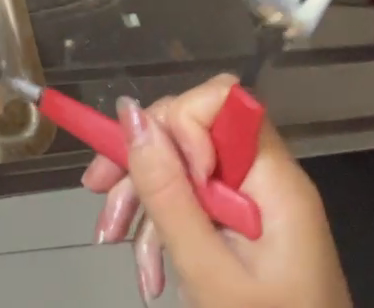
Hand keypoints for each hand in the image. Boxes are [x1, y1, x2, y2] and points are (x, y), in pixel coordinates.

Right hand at [82, 75, 350, 306]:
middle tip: (98, 193)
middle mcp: (265, 181)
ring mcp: (252, 204)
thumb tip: (130, 112)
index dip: (182, 121)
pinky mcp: (240, 226)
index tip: (165, 172)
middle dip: (140, 161)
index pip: (222, 102)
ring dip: (140, 199)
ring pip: (178, 165)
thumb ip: (168, 191)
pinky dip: (157, 224)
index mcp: (274, 183)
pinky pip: (188, 200)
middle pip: (189, 131)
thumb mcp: (208, 270)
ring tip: (111, 240)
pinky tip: (142, 263)